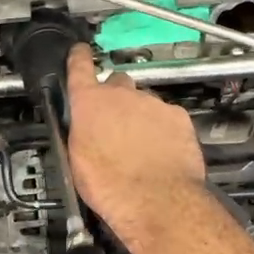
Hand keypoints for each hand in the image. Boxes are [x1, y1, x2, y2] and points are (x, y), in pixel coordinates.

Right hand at [64, 43, 206, 238]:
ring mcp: (153, 103)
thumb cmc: (110, 186)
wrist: (157, 201)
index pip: (80, 67)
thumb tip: (79, 126)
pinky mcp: (177, 116)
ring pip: (142, 102)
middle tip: (111, 126)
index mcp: (90, 103)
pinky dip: (161, 129)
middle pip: (116, 84)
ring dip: (138, 117)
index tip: (80, 52)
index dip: (79, 58)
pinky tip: (158, 151)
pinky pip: (165, 116)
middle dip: (113, 99)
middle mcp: (122, 95)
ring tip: (136, 148)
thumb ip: (78, 132)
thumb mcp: (76, 161)